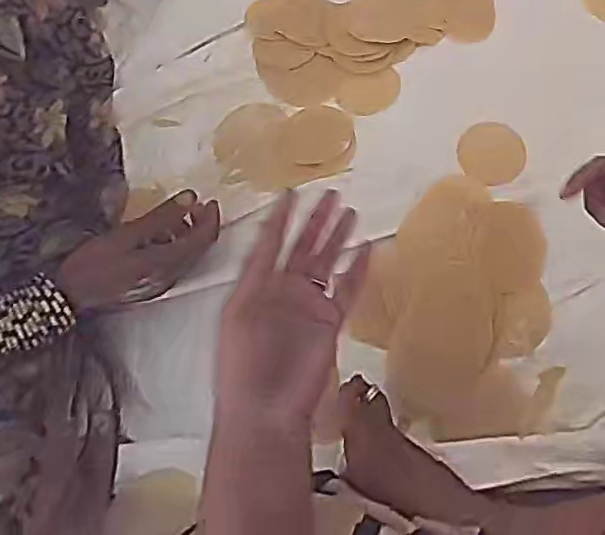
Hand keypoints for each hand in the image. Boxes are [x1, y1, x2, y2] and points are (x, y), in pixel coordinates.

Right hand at [55, 189, 220, 311]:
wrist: (64, 298)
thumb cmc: (93, 263)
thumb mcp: (127, 234)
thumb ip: (162, 216)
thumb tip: (192, 196)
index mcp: (167, 264)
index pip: (204, 238)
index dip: (211, 217)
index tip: (209, 200)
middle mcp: (170, 277)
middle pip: (199, 247)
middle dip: (201, 223)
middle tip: (194, 205)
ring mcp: (160, 285)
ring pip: (187, 255)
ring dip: (187, 233)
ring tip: (173, 217)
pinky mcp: (149, 287)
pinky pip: (173, 263)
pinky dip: (174, 245)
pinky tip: (157, 236)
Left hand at [214, 190, 370, 432]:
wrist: (266, 412)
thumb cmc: (243, 367)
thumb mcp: (238, 311)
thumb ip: (255, 270)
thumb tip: (266, 232)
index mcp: (258, 288)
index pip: (271, 244)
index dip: (280, 218)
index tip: (290, 193)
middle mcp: (285, 292)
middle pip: (305, 246)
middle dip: (317, 220)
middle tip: (331, 194)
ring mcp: (309, 306)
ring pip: (328, 262)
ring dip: (338, 237)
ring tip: (350, 212)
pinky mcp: (331, 321)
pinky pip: (347, 288)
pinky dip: (358, 268)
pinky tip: (366, 249)